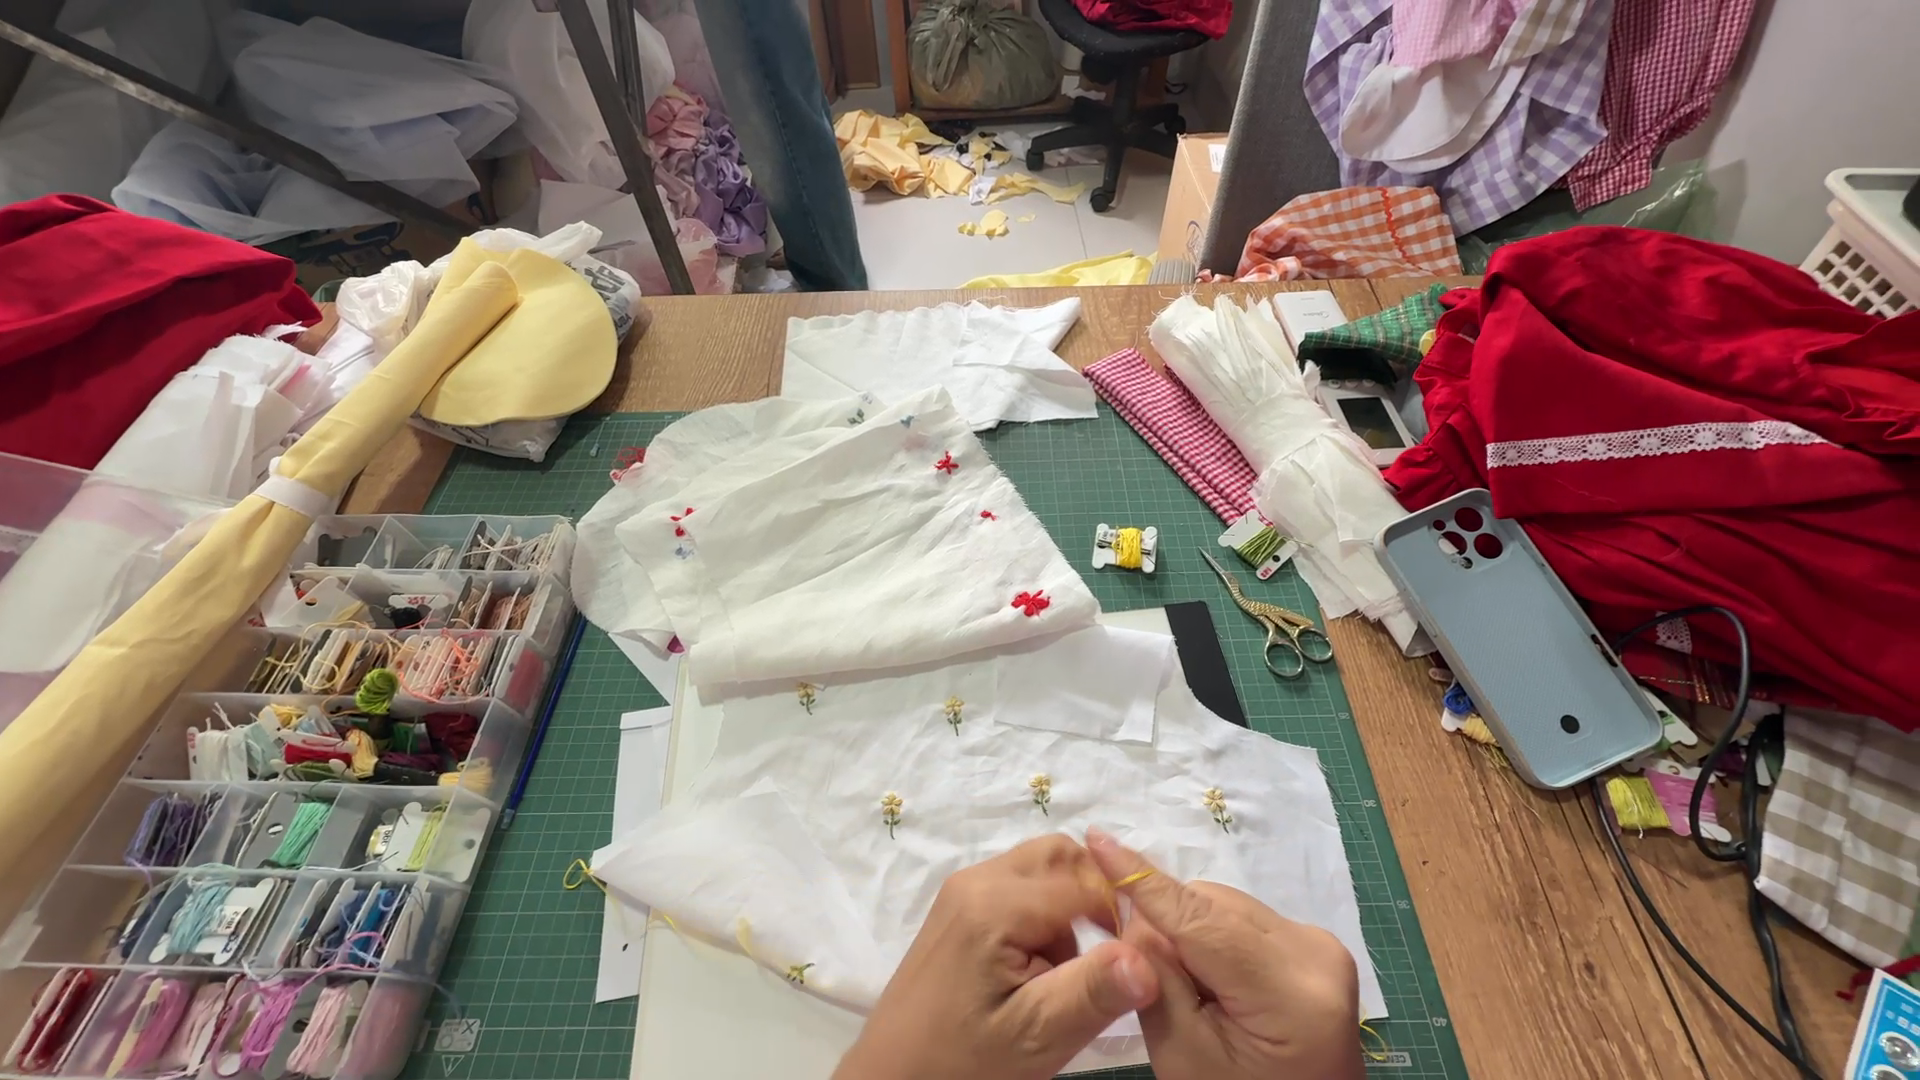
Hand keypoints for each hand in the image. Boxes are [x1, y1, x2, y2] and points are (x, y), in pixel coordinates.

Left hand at [833, 835, 1159, 1079]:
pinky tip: (1036, 968)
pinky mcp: (959, 904)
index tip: (1138, 955)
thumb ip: (1092, 991)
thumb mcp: (1036, 1035)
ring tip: (1062, 973)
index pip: (1082, 881)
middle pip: (1058, 854)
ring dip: (1067, 906)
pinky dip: (1042, 913)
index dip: (1119, 912)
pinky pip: (1017, 885)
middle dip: (1093, 895)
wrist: (893, 1077)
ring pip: (1040, 867)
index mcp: (995, 903)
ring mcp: (963, 887)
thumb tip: (1147, 955)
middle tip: (1104, 956)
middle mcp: (977, 878)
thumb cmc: (966, 1061)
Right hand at [1087, 827, 1363, 1079]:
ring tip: (1194, 988)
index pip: (1199, 919)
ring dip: (1191, 930)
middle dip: (1169, 925)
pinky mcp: (1314, 943)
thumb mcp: (1179, 1052)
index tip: (1097, 837)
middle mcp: (1313, 952)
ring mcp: (1320, 945)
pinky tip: (1216, 979)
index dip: (1144, 879)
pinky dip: (1215, 936)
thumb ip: (1153, 973)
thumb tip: (1132, 908)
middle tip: (1149, 973)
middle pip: (1209, 905)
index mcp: (1289, 992)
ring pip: (1222, 904)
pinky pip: (1241, 916)